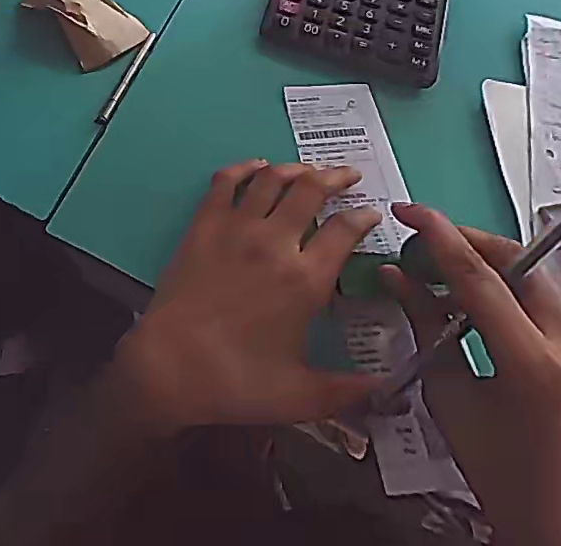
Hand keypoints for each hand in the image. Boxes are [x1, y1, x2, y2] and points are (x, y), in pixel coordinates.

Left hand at [111, 161, 384, 434]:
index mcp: (304, 279)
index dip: (363, 216)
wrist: (169, 365)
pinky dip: (245, 167)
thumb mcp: (300, 395)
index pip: (345, 231)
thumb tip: (390, 388)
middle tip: (348, 174)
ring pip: (273, 179)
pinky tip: (257, 166)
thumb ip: (349, 390)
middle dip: (336, 177)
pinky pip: (226, 181)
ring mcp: (237, 227)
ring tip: (309, 169)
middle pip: (312, 190)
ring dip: (296, 168)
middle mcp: (275, 242)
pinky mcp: (205, 223)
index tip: (371, 212)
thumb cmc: (236, 381)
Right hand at [382, 203, 560, 545]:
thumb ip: (425, 331)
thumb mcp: (454, 405)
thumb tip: (398, 279)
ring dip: (493, 268)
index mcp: (540, 371)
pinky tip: (489, 312)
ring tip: (452, 275)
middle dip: (470, 241)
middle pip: (520, 264)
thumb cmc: (510, 490)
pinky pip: (557, 310)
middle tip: (428, 241)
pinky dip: (518, 298)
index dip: (438, 235)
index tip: (410, 212)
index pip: (480, 278)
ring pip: (540, 282)